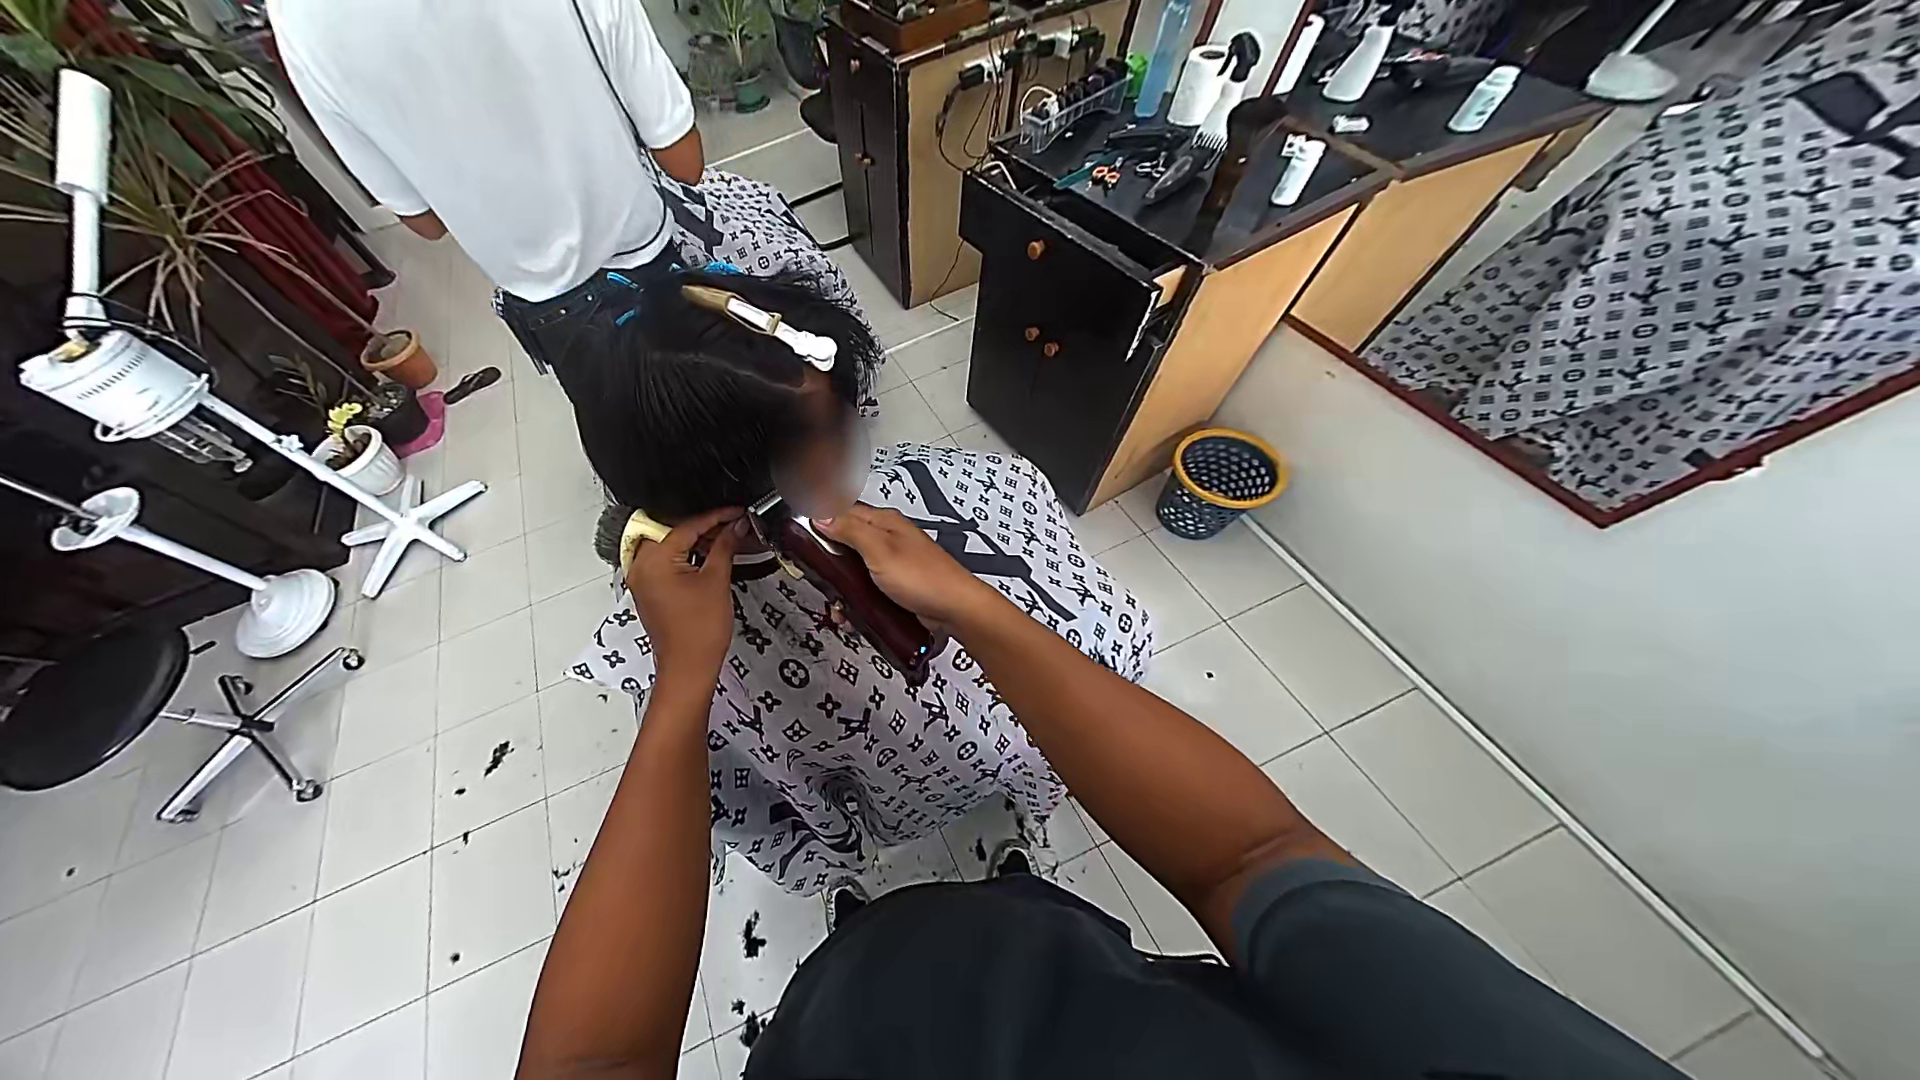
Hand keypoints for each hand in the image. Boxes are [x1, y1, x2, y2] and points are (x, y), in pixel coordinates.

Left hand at [625, 507, 745, 684]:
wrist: (689, 666)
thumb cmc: (699, 632)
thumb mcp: (717, 580)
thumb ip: (725, 546)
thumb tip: (735, 527)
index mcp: (654, 561)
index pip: (687, 526)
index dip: (716, 517)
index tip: (736, 513)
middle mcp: (640, 567)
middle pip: (672, 531)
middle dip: (704, 526)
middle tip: (732, 524)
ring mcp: (642, 579)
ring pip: (668, 544)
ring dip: (695, 540)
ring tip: (725, 539)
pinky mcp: (649, 589)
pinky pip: (665, 560)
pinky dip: (686, 554)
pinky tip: (709, 555)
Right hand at [814, 504, 999, 631]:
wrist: (956, 610)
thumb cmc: (928, 579)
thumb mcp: (880, 551)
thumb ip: (850, 531)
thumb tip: (822, 516)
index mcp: (884, 522)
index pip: (841, 511)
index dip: (819, 521)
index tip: (801, 537)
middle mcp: (888, 539)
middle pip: (845, 542)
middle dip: (828, 561)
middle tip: (820, 576)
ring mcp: (892, 563)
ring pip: (854, 568)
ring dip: (842, 585)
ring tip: (839, 601)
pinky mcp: (896, 585)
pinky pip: (867, 587)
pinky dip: (857, 599)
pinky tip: (854, 611)